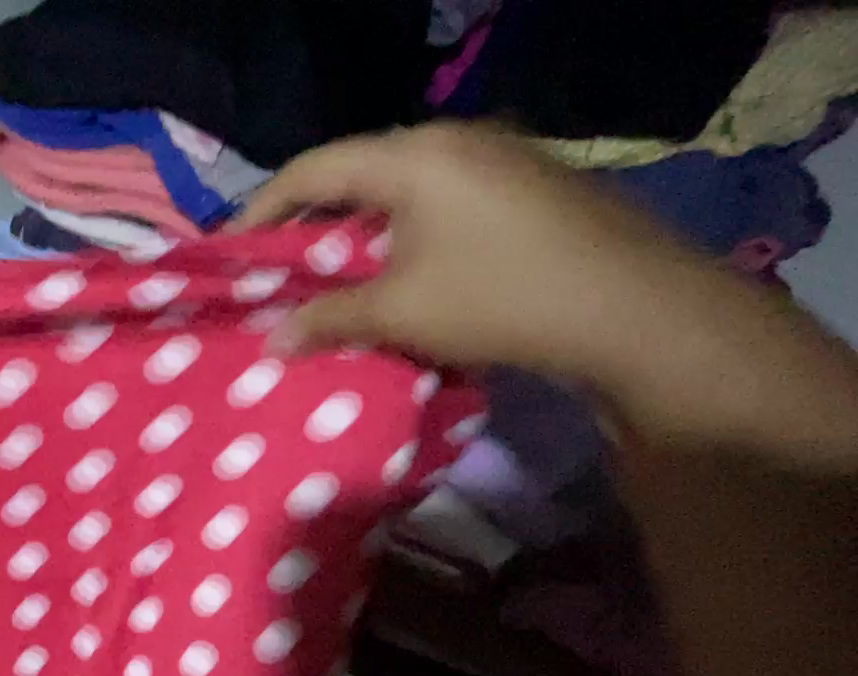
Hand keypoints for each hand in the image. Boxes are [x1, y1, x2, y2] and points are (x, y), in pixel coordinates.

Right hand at [233, 122, 726, 391]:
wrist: (637, 311)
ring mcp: (497, 158)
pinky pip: (435, 196)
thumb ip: (324, 319)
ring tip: (325, 270)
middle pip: (354, 169)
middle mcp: (455, 140)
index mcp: (416, 157)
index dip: (261, 208)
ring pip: (396, 184)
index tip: (230, 249)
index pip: (312, 167)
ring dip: (352, 226)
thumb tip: (270, 343)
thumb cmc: (499, 300)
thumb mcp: (396, 314)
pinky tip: (390, 269)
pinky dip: (396, 229)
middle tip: (274, 262)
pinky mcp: (524, 184)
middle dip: (306, 217)